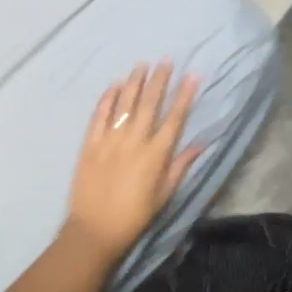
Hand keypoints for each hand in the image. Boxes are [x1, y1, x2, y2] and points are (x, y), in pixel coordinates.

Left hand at [63, 62, 202, 259]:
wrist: (94, 231)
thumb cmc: (135, 215)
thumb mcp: (165, 194)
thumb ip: (181, 166)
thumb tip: (201, 144)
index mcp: (157, 154)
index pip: (175, 117)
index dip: (185, 95)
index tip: (192, 75)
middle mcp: (135, 140)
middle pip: (150, 103)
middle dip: (160, 79)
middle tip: (165, 60)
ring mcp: (111, 140)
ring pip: (125, 103)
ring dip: (135, 82)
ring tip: (142, 64)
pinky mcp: (90, 144)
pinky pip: (100, 114)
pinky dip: (107, 98)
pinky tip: (114, 85)